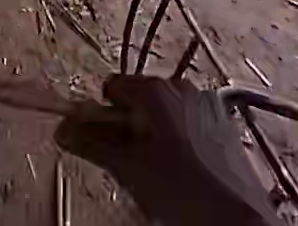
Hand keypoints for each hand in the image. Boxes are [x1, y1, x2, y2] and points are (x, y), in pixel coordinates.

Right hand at [56, 76, 275, 225]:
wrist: (236, 222)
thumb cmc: (177, 190)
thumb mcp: (128, 169)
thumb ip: (92, 143)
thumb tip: (61, 129)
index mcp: (152, 89)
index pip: (112, 88)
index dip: (105, 114)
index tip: (108, 143)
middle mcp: (178, 85)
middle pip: (139, 97)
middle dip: (130, 124)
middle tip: (133, 161)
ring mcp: (203, 102)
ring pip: (164, 110)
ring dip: (154, 132)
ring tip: (160, 170)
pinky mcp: (223, 122)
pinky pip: (187, 120)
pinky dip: (179, 137)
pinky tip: (184, 170)